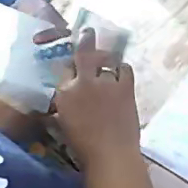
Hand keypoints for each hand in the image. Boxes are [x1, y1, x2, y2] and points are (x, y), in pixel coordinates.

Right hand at [52, 29, 140, 159]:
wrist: (110, 155)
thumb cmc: (83, 148)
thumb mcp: (64, 125)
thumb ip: (63, 109)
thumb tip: (62, 104)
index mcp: (63, 94)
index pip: (63, 69)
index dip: (69, 64)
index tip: (73, 61)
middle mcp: (82, 83)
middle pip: (82, 52)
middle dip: (84, 39)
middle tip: (87, 31)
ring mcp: (104, 83)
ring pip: (106, 59)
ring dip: (107, 59)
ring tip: (109, 58)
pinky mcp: (125, 88)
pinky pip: (125, 69)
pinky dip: (123, 69)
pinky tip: (122, 71)